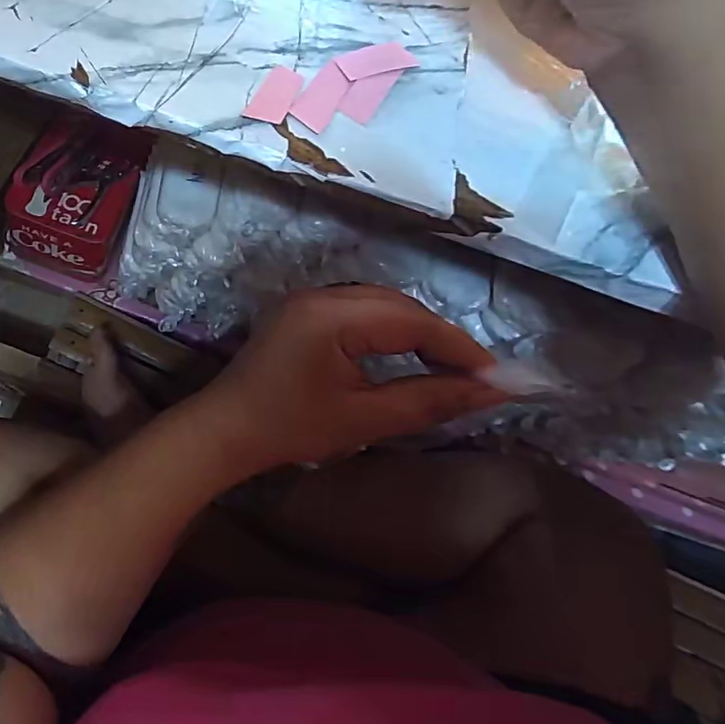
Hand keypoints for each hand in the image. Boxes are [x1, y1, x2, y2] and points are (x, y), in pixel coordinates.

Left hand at [184, 285, 509, 474]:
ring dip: (415, 331)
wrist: (227, 428)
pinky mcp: (300, 311)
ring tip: (447, 369)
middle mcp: (319, 296)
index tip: (497, 379)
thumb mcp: (365, 418)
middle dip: (440, 338)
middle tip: (475, 377)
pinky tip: (403, 353)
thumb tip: (492, 391)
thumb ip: (429, 399)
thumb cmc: (291, 427)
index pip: (412, 321)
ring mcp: (306, 300)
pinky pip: (355, 309)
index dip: (460, 348)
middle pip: (397, 306)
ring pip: (378, 304)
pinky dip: (386, 329)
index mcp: (332, 315)